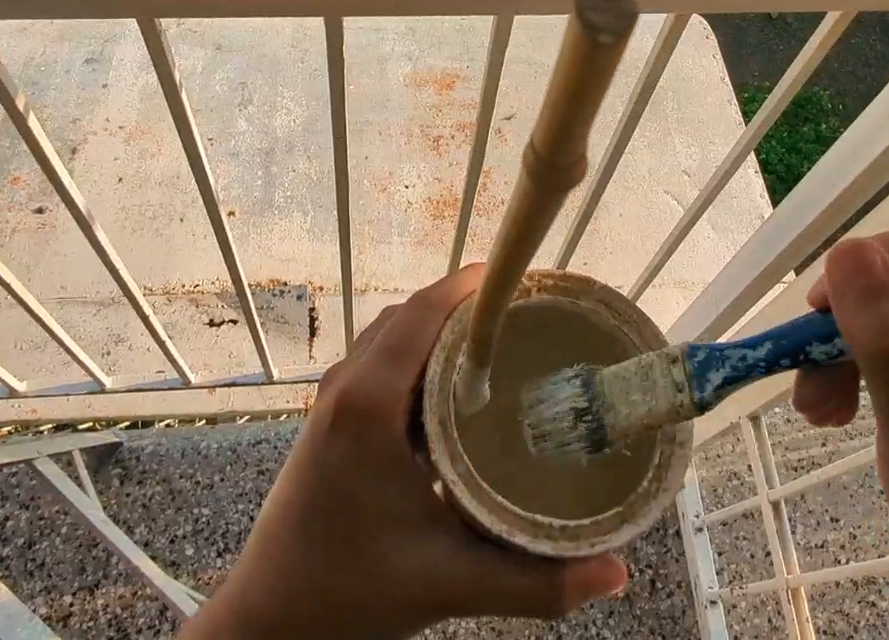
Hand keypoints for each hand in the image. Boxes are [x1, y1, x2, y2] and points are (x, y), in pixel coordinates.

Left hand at [179, 265, 627, 639]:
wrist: (270, 618)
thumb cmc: (351, 592)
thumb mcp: (450, 582)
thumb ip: (537, 582)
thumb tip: (617, 575)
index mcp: (368, 403)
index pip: (423, 312)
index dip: (472, 286)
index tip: (523, 281)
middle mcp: (346, 386)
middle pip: (411, 316)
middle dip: (466, 306)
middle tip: (528, 318)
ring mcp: (333, 399)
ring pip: (393, 336)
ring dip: (441, 330)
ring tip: (500, 345)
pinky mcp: (332, 417)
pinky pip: (381, 362)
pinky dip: (420, 355)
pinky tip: (457, 389)